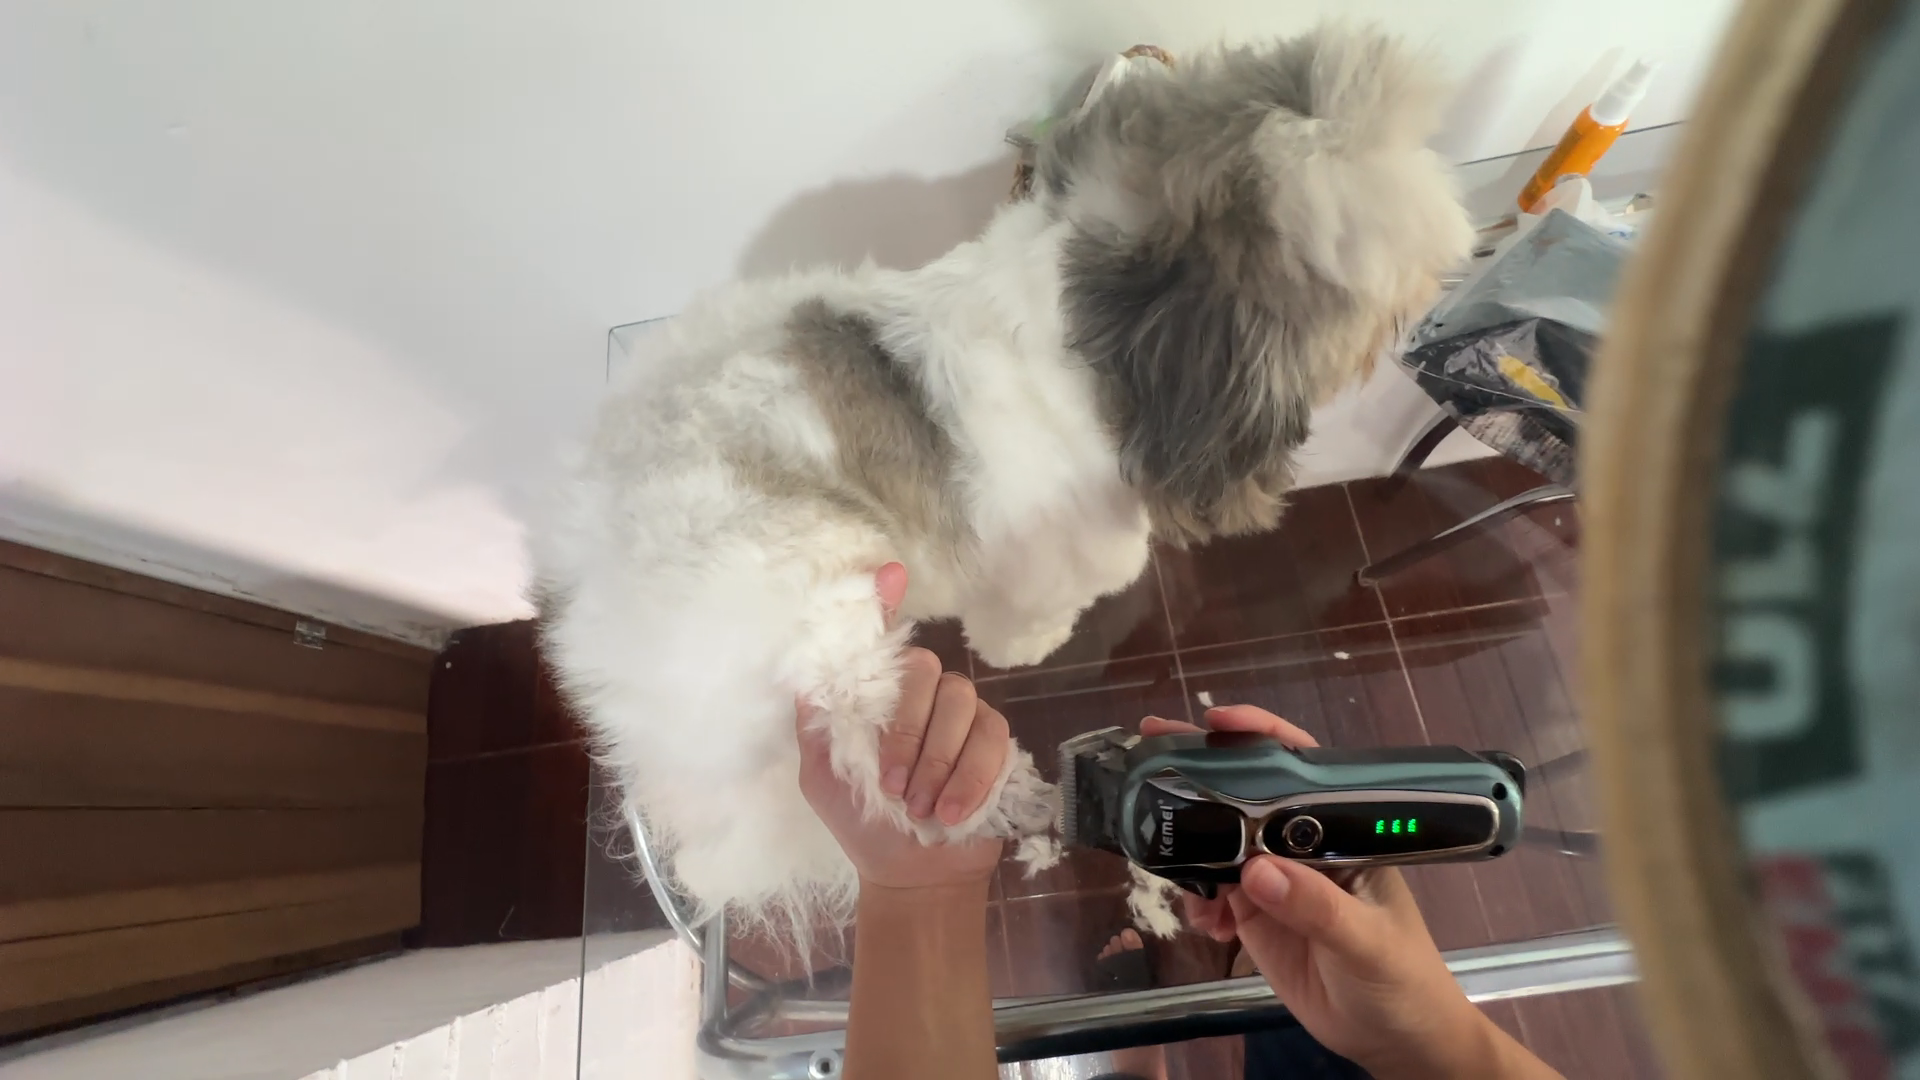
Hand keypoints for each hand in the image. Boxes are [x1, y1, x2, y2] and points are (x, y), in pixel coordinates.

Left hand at [795, 562, 1008, 891]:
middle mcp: (921, 692)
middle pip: (924, 669)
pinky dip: (968, 778)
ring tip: (919, 809)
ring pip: (960, 700)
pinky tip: (951, 812)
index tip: (891, 573)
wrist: (911, 873)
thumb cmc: (861, 819)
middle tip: (892, 786)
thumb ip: (817, 723)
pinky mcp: (994, 740)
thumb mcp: (822, 775)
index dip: (884, 601)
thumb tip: (805, 670)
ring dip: (937, 761)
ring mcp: (962, 714)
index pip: (881, 636)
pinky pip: (991, 736)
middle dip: (908, 732)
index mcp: (876, 694)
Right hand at [1144, 706, 1533, 1079]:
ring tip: (1158, 848)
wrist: (1393, 1043)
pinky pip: (1206, 886)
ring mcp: (1269, 872)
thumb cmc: (1402, 980)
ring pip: (1215, 836)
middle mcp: (1295, 840)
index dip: (1257, 732)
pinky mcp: (1248, 907)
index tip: (1215, 719)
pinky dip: (1193, 898)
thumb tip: (1255, 871)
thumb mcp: (1367, 943)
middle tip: (1148, 746)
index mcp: (1334, 829)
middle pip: (1242, 788)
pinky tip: (1202, 922)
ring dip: (1184, 840)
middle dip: (1196, 765)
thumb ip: (1317, 907)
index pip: (1297, 765)